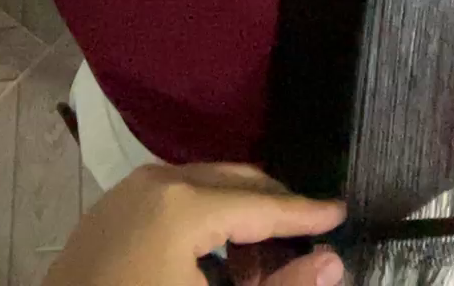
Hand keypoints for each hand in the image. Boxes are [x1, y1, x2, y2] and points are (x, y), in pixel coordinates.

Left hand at [44, 162, 346, 285]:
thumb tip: (331, 262)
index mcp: (184, 204)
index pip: (264, 204)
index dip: (306, 212)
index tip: (341, 211)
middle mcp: (159, 180)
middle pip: (237, 182)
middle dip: (274, 212)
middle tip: (304, 249)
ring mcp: (130, 190)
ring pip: (207, 187)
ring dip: (240, 220)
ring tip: (255, 273)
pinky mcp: (112, 208)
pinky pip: (177, 197)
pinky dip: (206, 221)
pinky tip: (212, 265)